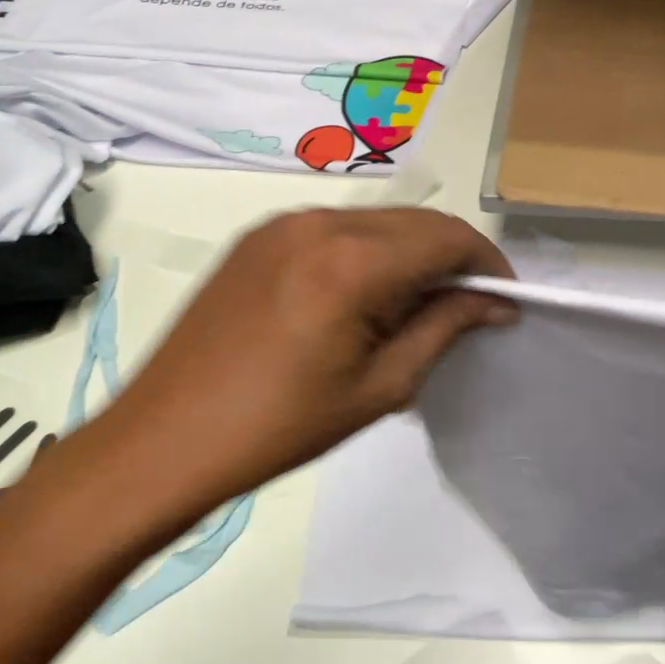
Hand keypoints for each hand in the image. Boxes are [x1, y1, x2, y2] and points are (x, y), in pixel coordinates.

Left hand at [95, 206, 515, 510]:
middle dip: (454, 256)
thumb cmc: (280, 427)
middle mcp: (321, 224)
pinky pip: (338, 228)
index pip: (449, 238)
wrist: (160, 443)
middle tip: (470, 306)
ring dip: (413, 252)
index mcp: (354, 262)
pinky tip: (366, 296)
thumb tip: (496, 302)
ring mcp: (283, 224)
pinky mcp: (258, 237)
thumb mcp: (382, 385)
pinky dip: (371, 250)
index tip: (504, 299)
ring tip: (418, 305)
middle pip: (418, 221)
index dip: (488, 263)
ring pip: (379, 220)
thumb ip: (445, 327)